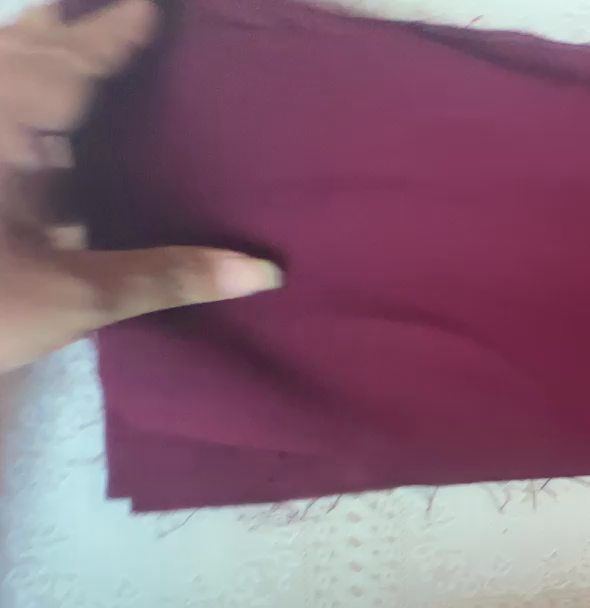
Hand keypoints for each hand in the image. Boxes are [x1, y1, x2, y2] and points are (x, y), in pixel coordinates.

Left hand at [0, 0, 279, 373]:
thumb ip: (168, 276)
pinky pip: (8, 126)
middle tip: (110, 5)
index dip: (104, 38)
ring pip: (3, 87)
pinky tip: (62, 120)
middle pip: (17, 61)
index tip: (147, 6)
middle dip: (64, 30)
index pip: (57, 72)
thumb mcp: (75, 296)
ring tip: (82, 34)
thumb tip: (264, 270)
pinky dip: (36, 106)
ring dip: (43, 58)